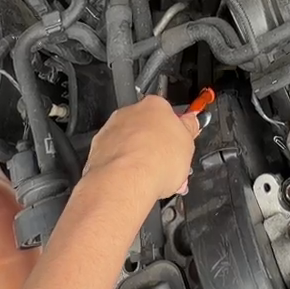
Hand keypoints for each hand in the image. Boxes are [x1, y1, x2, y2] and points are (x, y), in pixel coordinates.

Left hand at [84, 95, 201, 201]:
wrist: (125, 181)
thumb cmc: (155, 161)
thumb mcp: (188, 144)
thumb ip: (189, 129)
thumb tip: (192, 123)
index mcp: (155, 105)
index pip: (168, 113)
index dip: (175, 132)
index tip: (178, 144)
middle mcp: (130, 112)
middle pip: (147, 128)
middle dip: (156, 146)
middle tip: (167, 167)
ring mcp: (112, 131)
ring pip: (129, 143)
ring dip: (139, 158)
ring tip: (151, 181)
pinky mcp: (97, 151)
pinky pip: (114, 157)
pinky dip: (122, 169)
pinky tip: (133, 183)